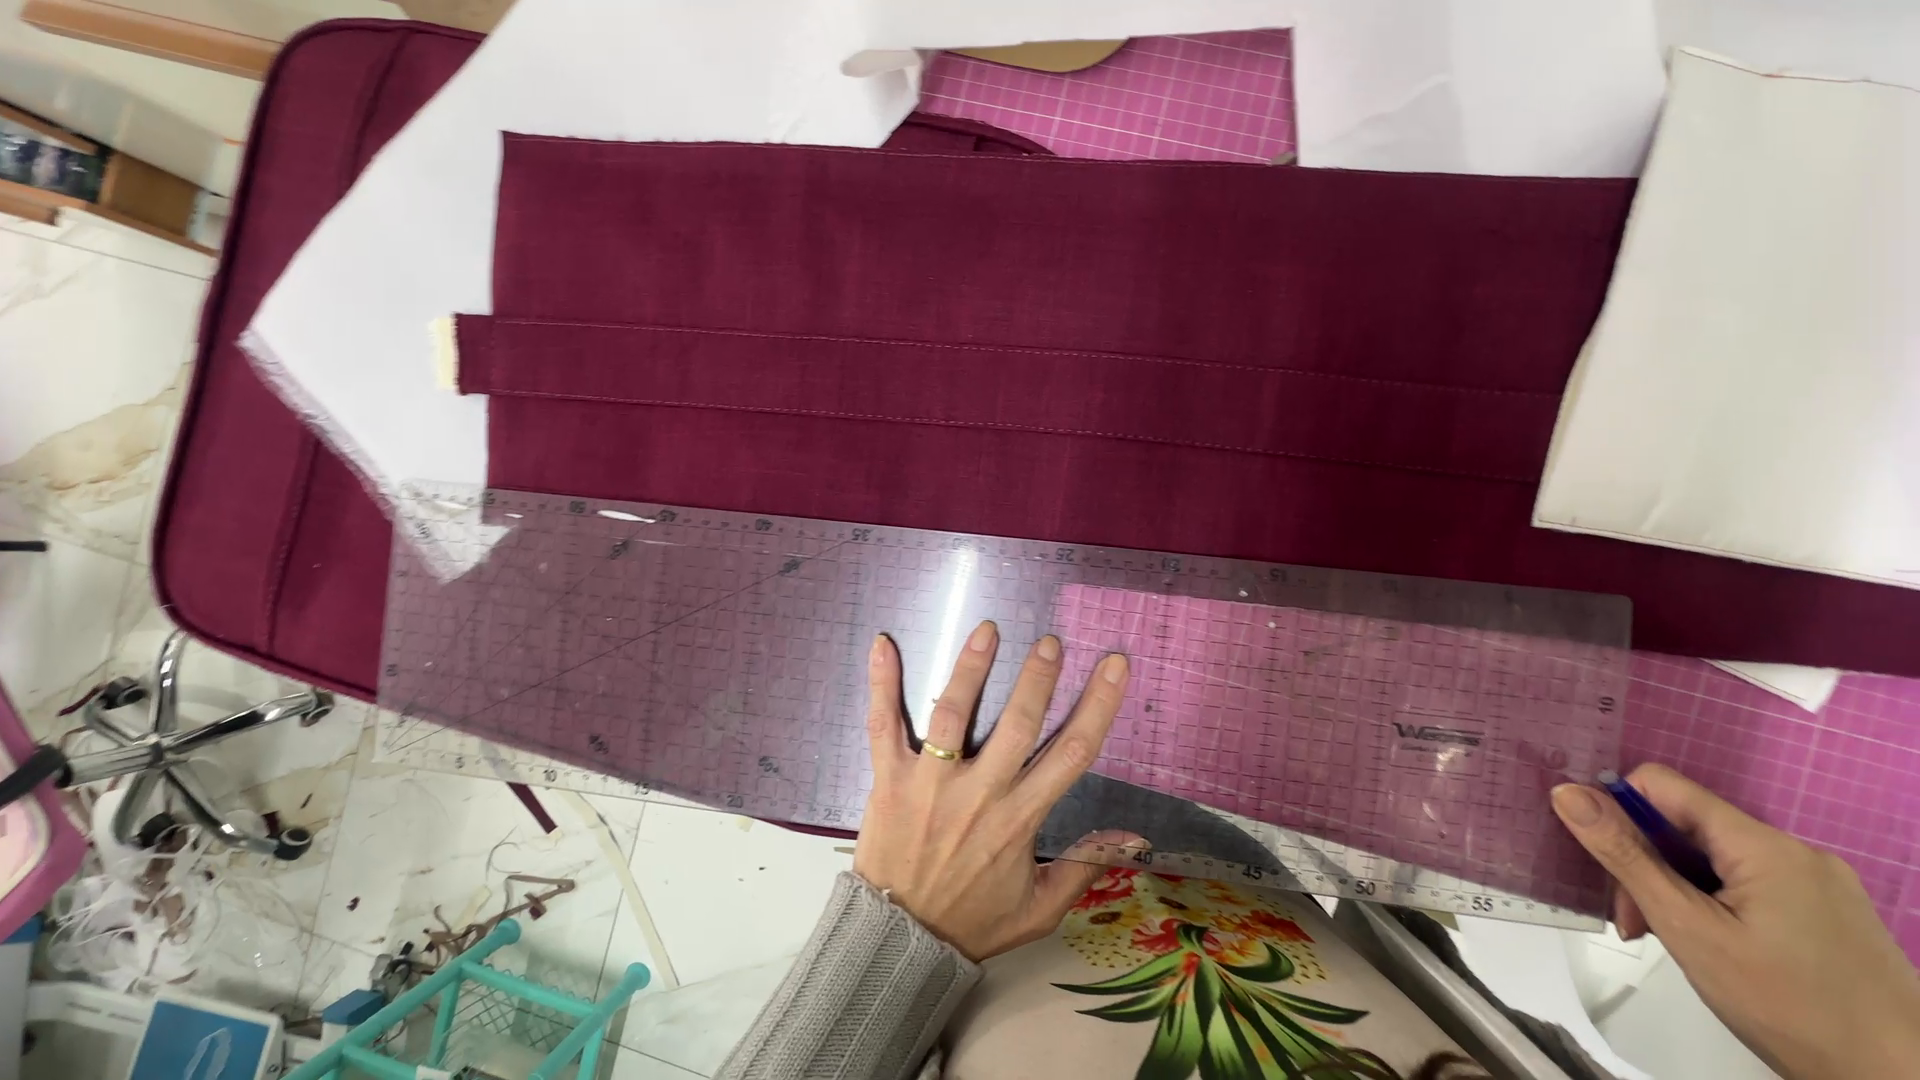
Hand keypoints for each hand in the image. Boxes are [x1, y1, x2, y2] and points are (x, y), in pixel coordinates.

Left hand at [854, 621, 1137, 960]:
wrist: (899, 942)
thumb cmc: (973, 921)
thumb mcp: (1040, 907)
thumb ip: (1085, 867)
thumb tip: (1135, 838)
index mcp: (1021, 819)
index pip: (1071, 753)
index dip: (1098, 706)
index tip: (1114, 667)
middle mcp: (980, 794)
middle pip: (1017, 724)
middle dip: (1037, 678)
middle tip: (1050, 641)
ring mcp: (931, 783)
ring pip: (953, 714)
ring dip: (971, 668)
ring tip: (987, 630)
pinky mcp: (890, 778)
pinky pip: (884, 724)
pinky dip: (883, 683)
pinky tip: (884, 643)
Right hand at [1552, 764, 1919, 1079]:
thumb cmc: (1785, 1004)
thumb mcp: (1687, 927)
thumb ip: (1625, 856)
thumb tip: (1566, 792)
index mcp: (1762, 844)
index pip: (1662, 785)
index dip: (1618, 810)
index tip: (1605, 863)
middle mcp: (1795, 850)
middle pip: (1687, 827)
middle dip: (1646, 864)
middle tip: (1632, 921)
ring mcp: (1819, 883)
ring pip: (1715, 859)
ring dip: (1676, 889)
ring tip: (1670, 942)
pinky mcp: (1830, 913)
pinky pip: (1749, 884)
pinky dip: (1713, 905)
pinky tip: (1713, 948)